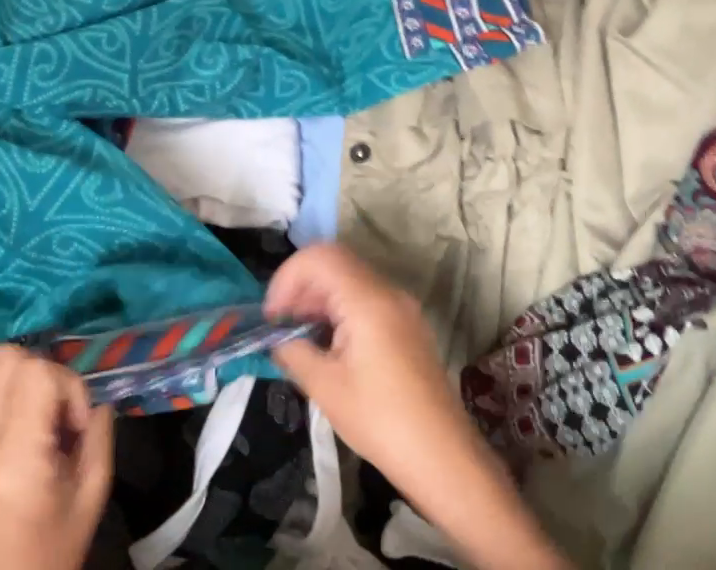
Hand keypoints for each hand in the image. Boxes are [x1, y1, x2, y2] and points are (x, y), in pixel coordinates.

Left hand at [0, 344, 114, 569]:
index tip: (76, 425)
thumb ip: (99, 435)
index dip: (68, 386)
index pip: (37, 373)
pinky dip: (1, 397)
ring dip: (20, 381)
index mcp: (14, 463)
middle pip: (6, 356)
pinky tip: (13, 432)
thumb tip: (94, 395)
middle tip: (57, 414)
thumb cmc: (51, 551)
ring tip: (35, 421)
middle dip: (43, 373)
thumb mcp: (91, 496)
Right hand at [263, 243, 462, 481]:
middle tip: (281, 324)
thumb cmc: (380, 420)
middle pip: (334, 264)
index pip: (319, 258)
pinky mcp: (408, 327)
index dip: (287, 278)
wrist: (443, 458)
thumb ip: (292, 350)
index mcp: (368, 301)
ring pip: (350, 280)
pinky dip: (339, 309)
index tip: (273, 316)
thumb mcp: (324, 386)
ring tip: (299, 336)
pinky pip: (366, 299)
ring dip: (318, 298)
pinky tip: (328, 345)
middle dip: (300, 287)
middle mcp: (389, 293)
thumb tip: (278, 339)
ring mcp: (403, 309)